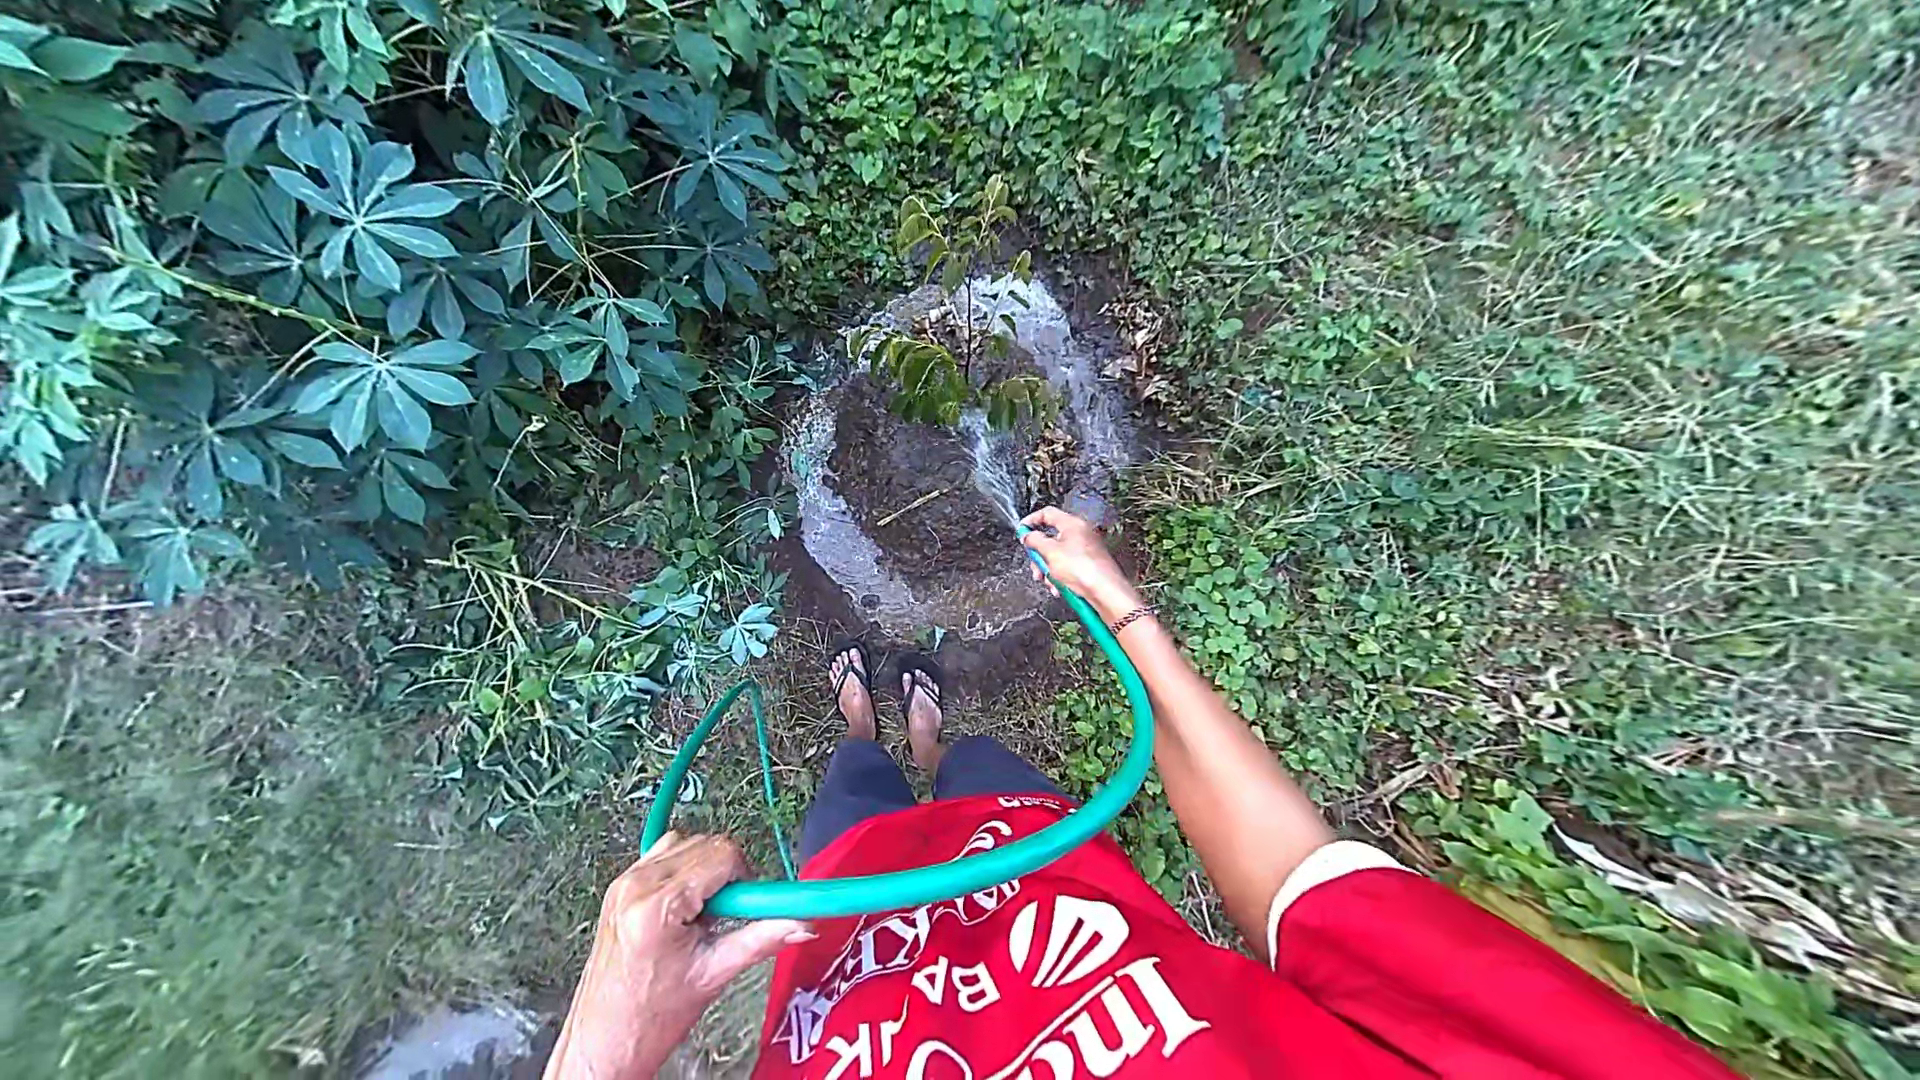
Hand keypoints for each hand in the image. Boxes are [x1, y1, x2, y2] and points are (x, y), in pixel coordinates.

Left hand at [544, 833, 813, 1079]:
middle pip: (709, 844)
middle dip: (728, 873)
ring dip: (707, 869)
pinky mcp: (621, 885)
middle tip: (728, 914)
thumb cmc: (648, 1020)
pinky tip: (686, 904)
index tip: (753, 900)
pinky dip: (685, 868)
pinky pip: (666, 851)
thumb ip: (762, 940)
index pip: (723, 855)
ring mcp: (625, 882)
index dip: (746, 874)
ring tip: (703, 914)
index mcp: (658, 907)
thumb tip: (803, 923)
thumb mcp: (713, 976)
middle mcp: (637, 885)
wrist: (600, 1049)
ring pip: (690, 843)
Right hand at [1019, 506, 1144, 622]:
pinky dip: (1059, 577)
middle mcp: (1080, 534)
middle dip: (1039, 555)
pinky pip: (1067, 567)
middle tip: (1035, 566)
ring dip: (1048, 570)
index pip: (1047, 513)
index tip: (1021, 531)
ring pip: (1057, 556)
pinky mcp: (1088, 565)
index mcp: (1072, 524)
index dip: (1031, 520)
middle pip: (1050, 538)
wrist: (1105, 591)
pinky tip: (1058, 588)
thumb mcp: (1050, 552)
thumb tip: (1027, 535)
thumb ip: (1034, 541)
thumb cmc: (1082, 569)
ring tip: (1048, 582)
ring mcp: (1085, 550)